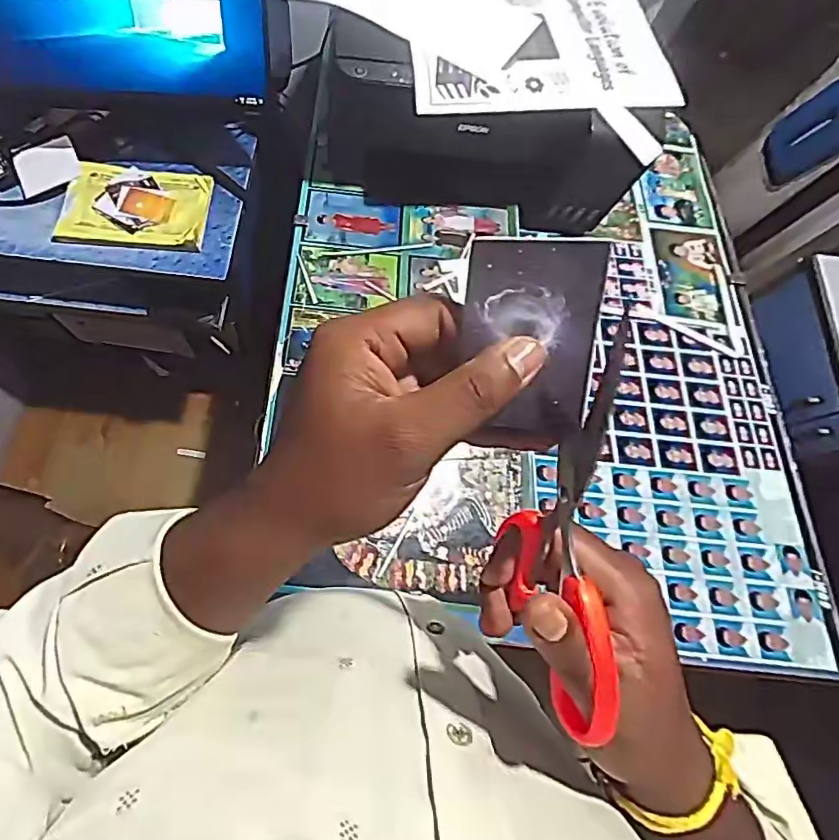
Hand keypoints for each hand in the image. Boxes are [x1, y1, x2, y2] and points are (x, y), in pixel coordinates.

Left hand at [245, 296, 546, 547]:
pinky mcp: (384, 411)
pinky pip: (432, 401)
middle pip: (442, 343)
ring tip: (538, 412)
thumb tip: (528, 350)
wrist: (293, 525)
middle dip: (489, 368)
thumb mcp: (410, 435)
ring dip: (482, 396)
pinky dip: (464, 416)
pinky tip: (509, 430)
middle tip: (545, 388)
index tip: (533, 356)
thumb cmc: (339, 480)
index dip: (484, 333)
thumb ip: (471, 392)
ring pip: (442, 375)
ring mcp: (375, 382)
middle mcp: (364, 351)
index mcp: (358, 339)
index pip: (435, 314)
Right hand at [478, 525, 711, 811]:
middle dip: (509, 571)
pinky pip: (537, 578)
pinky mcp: (582, 599)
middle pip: (541, 541)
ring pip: (533, 558)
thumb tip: (539, 604)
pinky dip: (515, 597)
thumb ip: (569, 646)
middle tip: (498, 612)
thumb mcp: (602, 693)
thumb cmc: (644, 731)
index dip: (522, 552)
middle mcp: (613, 577)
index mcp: (627, 587)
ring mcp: (597, 587)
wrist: (659, 759)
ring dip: (507, 587)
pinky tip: (512, 624)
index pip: (560, 535)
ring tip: (502, 624)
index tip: (502, 588)